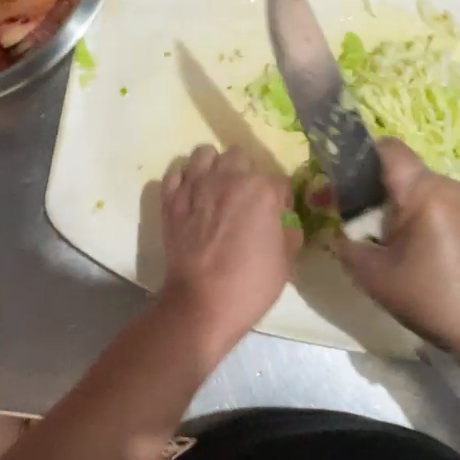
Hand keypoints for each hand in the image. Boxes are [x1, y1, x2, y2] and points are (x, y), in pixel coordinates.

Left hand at [158, 145, 302, 357]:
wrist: (202, 304)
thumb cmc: (250, 285)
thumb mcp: (286, 260)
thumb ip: (288, 231)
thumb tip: (282, 220)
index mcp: (261, 191)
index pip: (278, 181)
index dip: (281, 199)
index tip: (278, 215)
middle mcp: (228, 179)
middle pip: (240, 158)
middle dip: (246, 174)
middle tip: (245, 199)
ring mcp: (195, 187)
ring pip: (205, 155)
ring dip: (214, 166)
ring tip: (216, 188)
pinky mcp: (171, 201)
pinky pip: (176, 172)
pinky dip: (184, 178)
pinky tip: (191, 193)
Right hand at [331, 139, 459, 375]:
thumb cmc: (429, 296)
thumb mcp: (373, 274)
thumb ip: (347, 244)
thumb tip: (338, 231)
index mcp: (424, 191)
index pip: (387, 148)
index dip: (358, 158)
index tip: (339, 184)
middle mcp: (449, 186)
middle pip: (402, 171)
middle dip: (372, 189)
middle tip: (348, 218)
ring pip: (419, 189)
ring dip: (394, 206)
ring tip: (377, 239)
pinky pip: (437, 205)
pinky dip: (416, 217)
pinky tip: (405, 249)